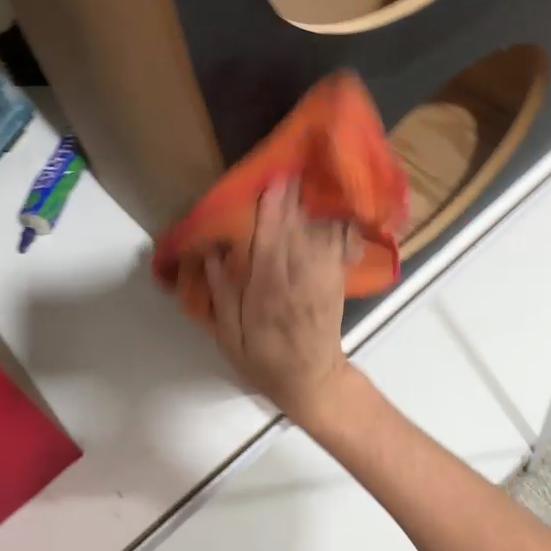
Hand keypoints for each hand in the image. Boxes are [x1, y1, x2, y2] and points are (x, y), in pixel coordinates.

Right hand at [203, 180, 356, 420]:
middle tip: (292, 167)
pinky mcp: (336, 282)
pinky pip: (339, 248)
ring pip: (319, 236)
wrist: (312, 382)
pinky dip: (339, 225)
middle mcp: (298, 282)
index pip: (269, 245)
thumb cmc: (264, 361)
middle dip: (294, 200)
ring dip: (316, 206)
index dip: (271, 213)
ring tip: (311, 178)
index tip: (271, 183)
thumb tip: (211, 254)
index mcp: (268, 295)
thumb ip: (223, 295)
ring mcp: (322, 281)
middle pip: (296, 232)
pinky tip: (336, 206)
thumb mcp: (230, 337)